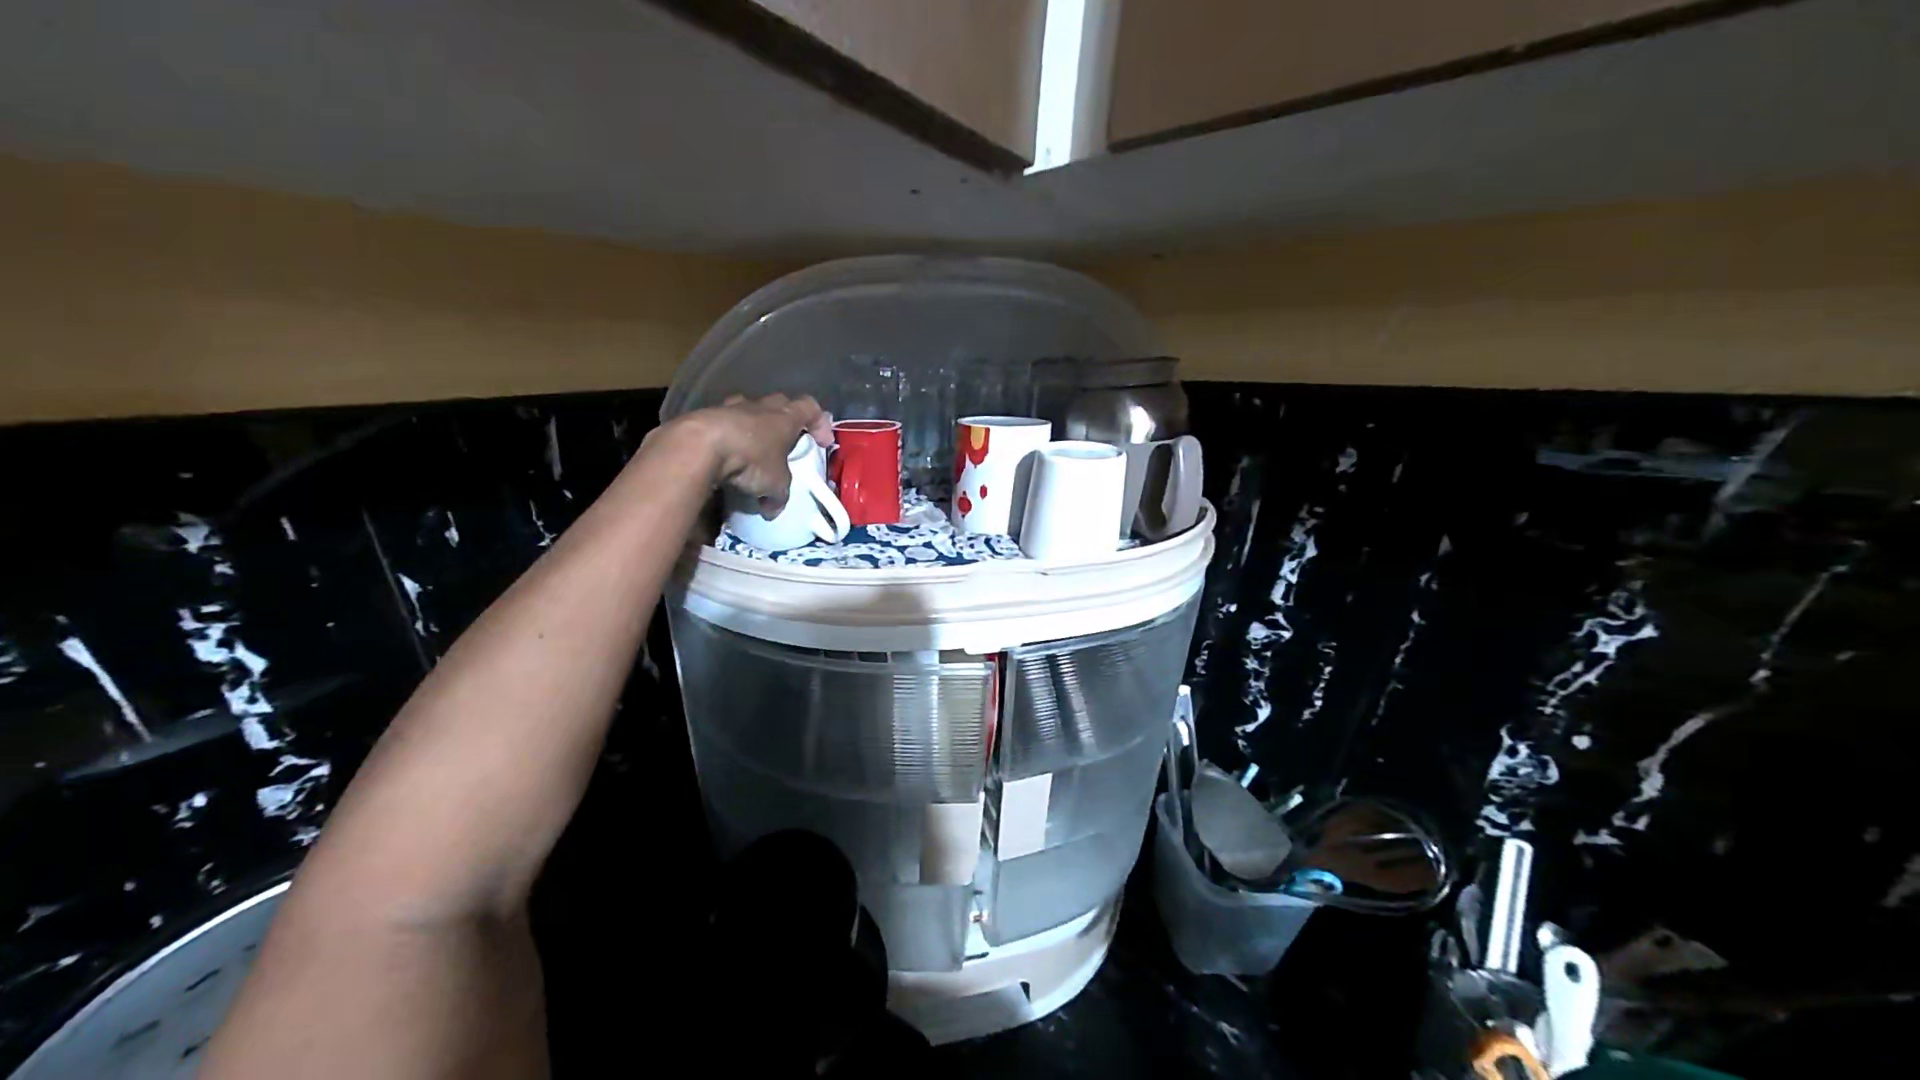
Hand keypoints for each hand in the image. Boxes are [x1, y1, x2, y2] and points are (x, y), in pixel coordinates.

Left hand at [655, 394, 833, 515]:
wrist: (698, 446)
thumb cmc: (750, 460)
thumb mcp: (775, 485)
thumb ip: (779, 495)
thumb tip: (772, 509)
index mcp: (785, 416)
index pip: (810, 408)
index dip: (819, 423)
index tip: (822, 442)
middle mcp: (759, 406)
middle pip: (779, 404)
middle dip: (785, 421)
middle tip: (785, 443)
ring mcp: (730, 408)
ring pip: (748, 410)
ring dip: (753, 426)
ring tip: (752, 450)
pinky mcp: (704, 417)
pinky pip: (723, 424)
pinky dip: (728, 438)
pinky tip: (725, 457)